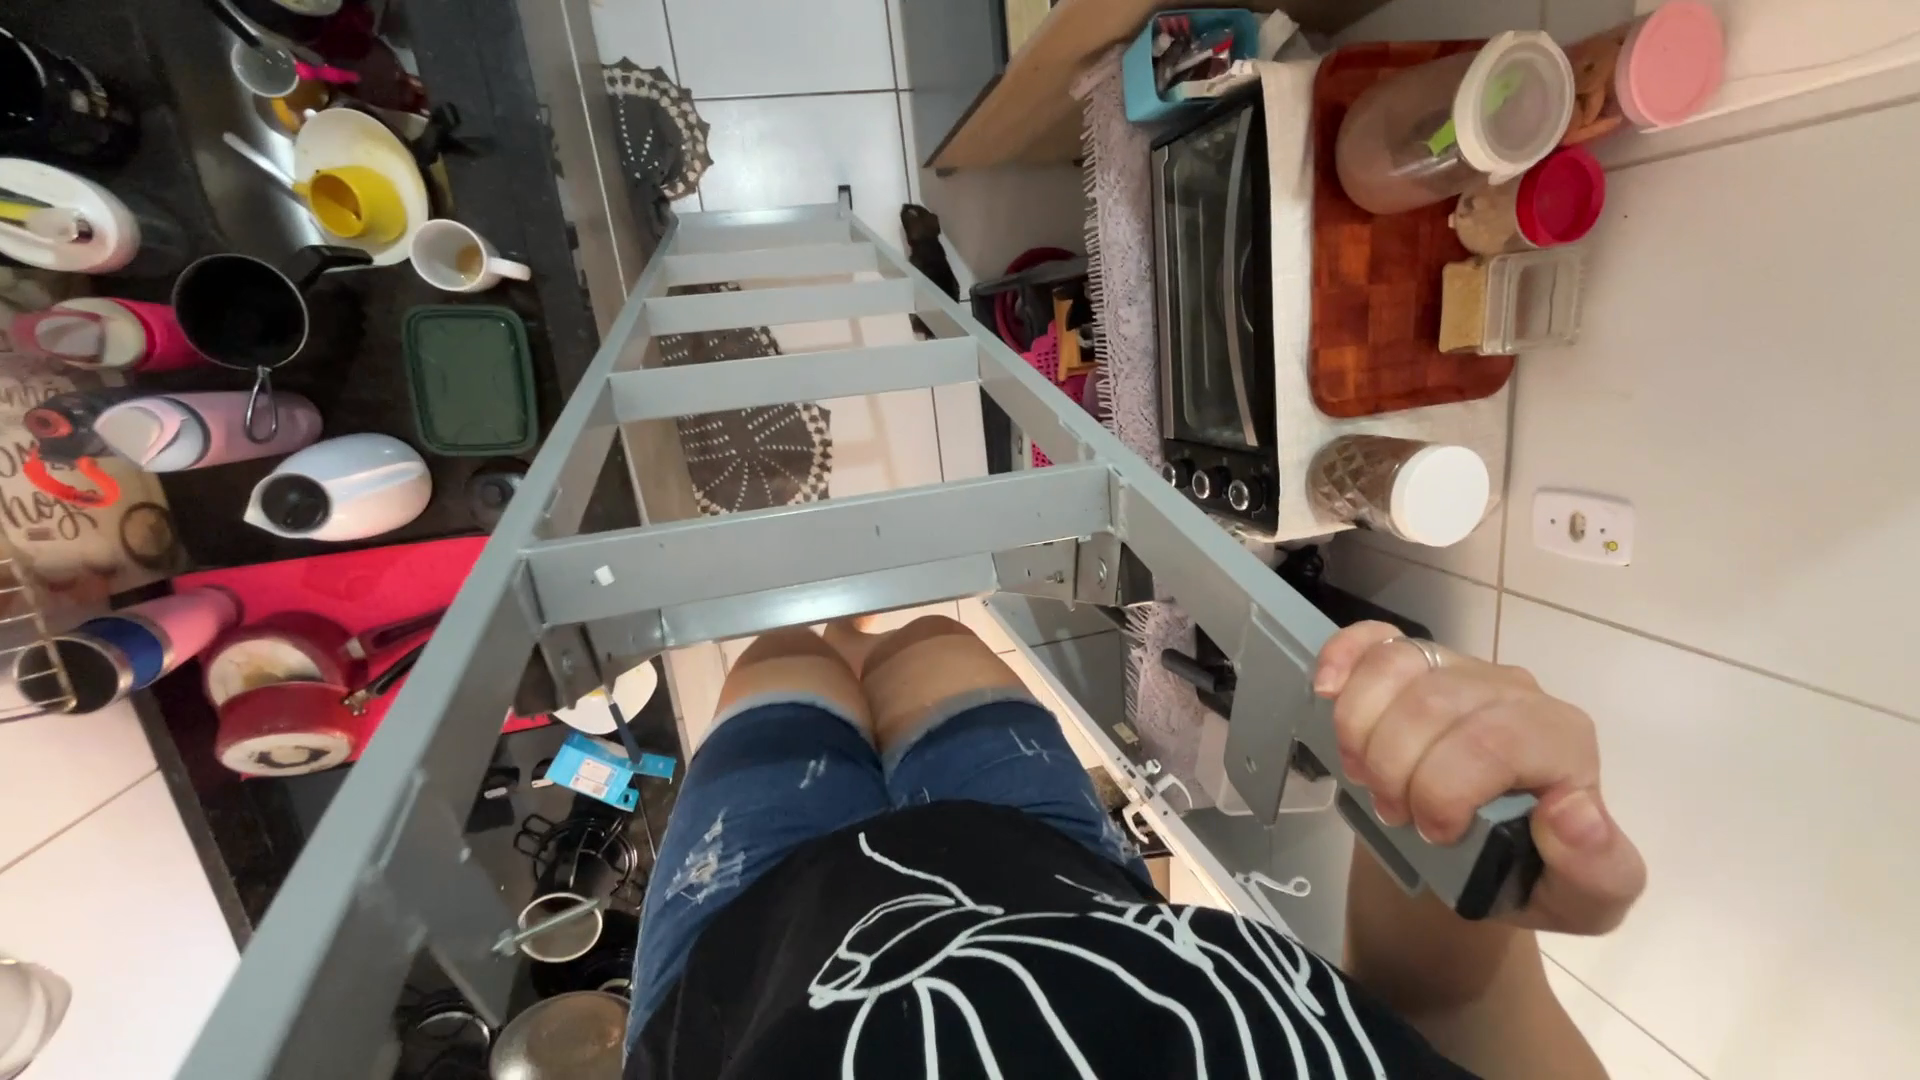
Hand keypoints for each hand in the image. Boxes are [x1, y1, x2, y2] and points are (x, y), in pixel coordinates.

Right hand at [1314, 622, 1645, 934]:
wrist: (1475, 855)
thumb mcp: (1580, 901)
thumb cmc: (1525, 874)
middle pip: (1432, 703)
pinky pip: (1374, 637)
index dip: (1444, 787)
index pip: (1493, 740)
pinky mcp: (1410, 662)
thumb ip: (1595, 870)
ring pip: (1395, 666)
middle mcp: (1510, 690)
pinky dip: (1341, 657)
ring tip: (1362, 772)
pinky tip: (1326, 691)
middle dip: (1393, 765)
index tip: (1432, 833)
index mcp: (1559, 739)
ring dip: (1359, 726)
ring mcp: (1454, 667)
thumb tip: (1572, 811)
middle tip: (1392, 812)